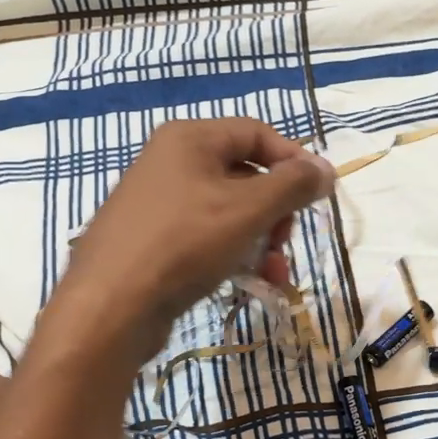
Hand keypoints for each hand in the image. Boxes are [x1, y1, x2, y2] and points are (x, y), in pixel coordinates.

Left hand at [49, 118, 333, 353]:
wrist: (111, 305)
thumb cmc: (184, 244)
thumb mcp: (248, 210)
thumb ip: (292, 185)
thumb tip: (326, 169)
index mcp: (190, 139)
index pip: (257, 133)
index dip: (294, 161)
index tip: (318, 196)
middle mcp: (171, 161)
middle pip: (246, 175)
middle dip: (277, 212)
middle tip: (286, 242)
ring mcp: (159, 202)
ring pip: (229, 212)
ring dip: (261, 241)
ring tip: (274, 275)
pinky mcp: (154, 240)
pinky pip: (207, 237)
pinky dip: (233, 254)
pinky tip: (248, 282)